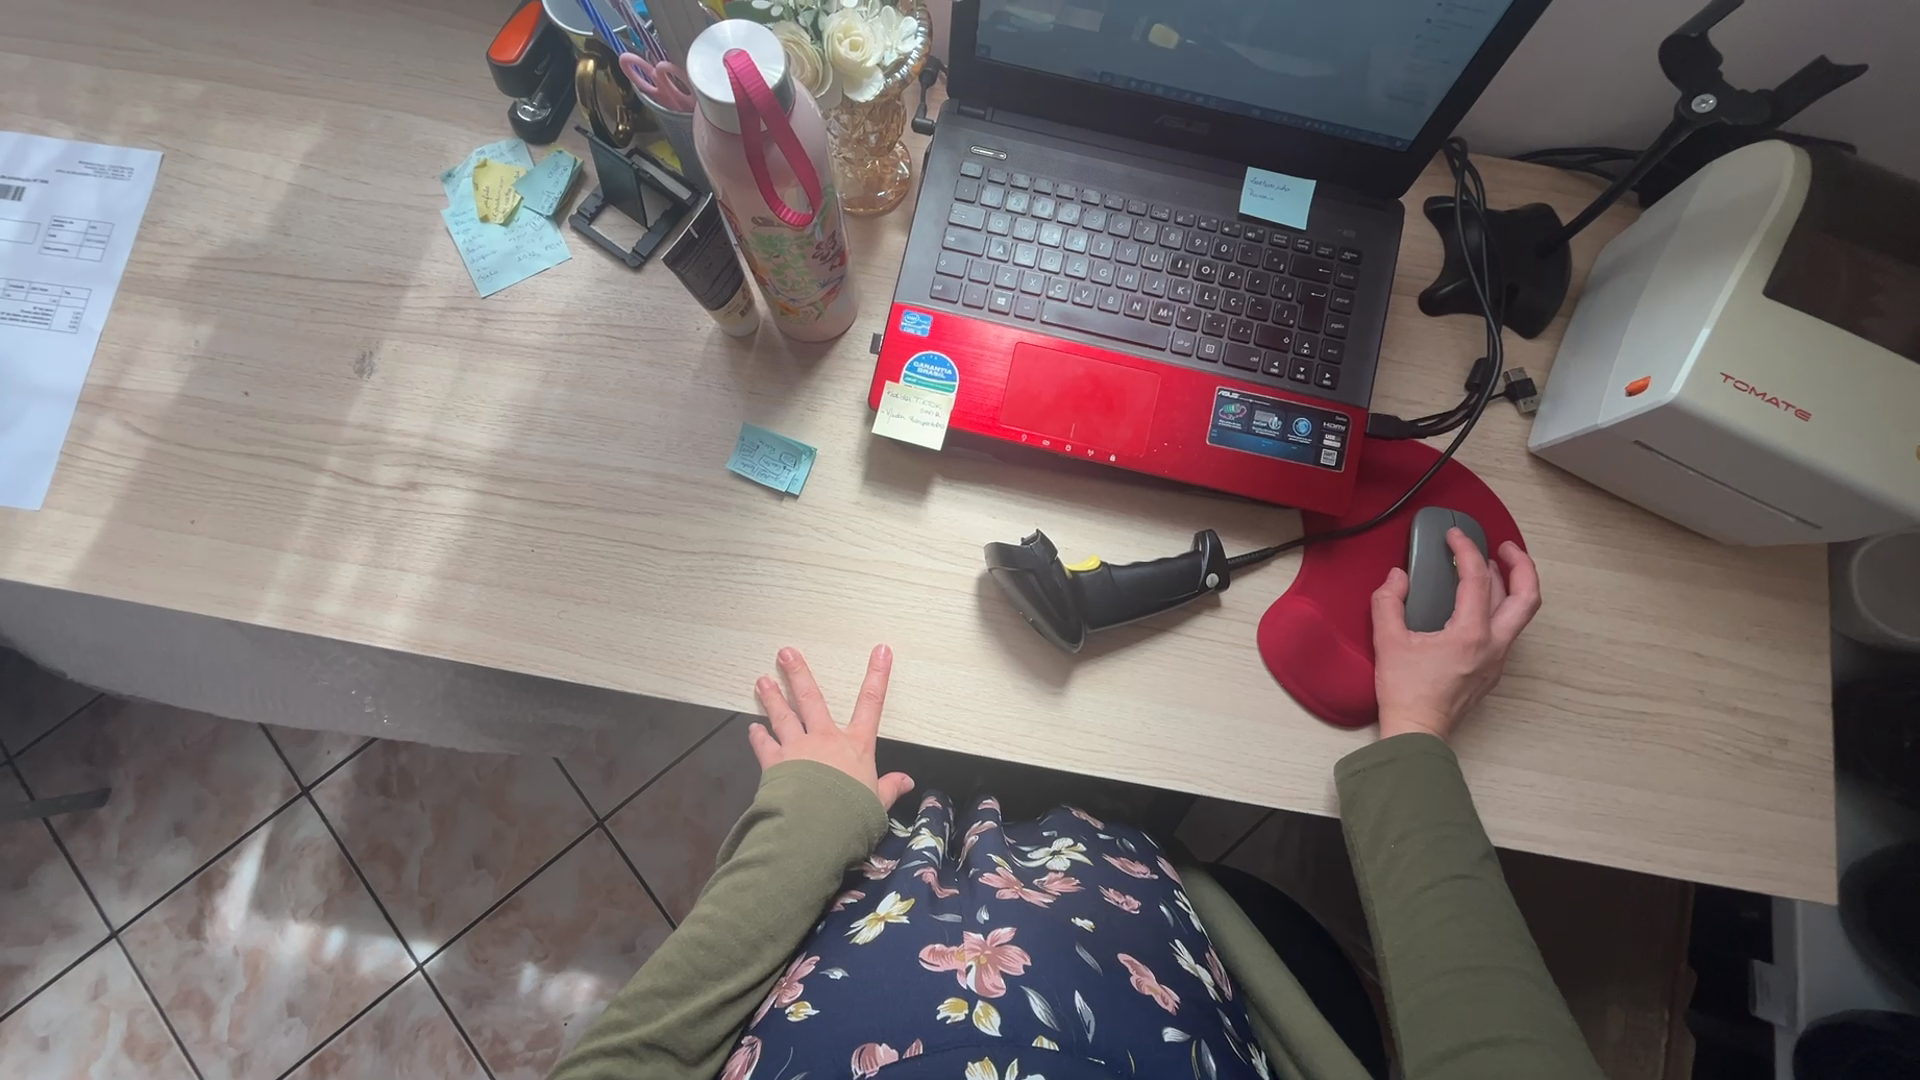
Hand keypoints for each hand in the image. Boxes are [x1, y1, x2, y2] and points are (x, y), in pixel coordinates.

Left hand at [750, 645, 914, 809]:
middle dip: (799, 674)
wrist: (816, 826)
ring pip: (783, 716)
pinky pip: (764, 746)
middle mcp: (825, 739)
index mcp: (855, 745)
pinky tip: (753, 728)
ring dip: (772, 697)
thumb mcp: (877, 802)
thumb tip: (907, 782)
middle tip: (786, 653)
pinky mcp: (775, 764)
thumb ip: (889, 788)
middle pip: (812, 699)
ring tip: (762, 680)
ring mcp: (797, 748)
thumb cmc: (850, 814)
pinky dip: (758, 736)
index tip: (880, 651)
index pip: (871, 703)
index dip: (878, 675)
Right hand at [1371, 531, 1541, 741]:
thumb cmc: (1405, 690)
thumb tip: (1397, 578)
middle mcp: (1494, 644)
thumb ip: (1389, 603)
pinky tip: (1479, 604)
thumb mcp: (1387, 641)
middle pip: (1527, 596)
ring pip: (1520, 613)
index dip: (1466, 551)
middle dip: (1521, 565)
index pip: (1477, 580)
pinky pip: (1507, 629)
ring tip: (1494, 569)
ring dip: (1512, 585)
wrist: (1418, 729)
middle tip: (1505, 547)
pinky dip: (1500, 606)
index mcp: (1470, 634)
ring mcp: (1497, 658)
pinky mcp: (1491, 668)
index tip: (1455, 537)